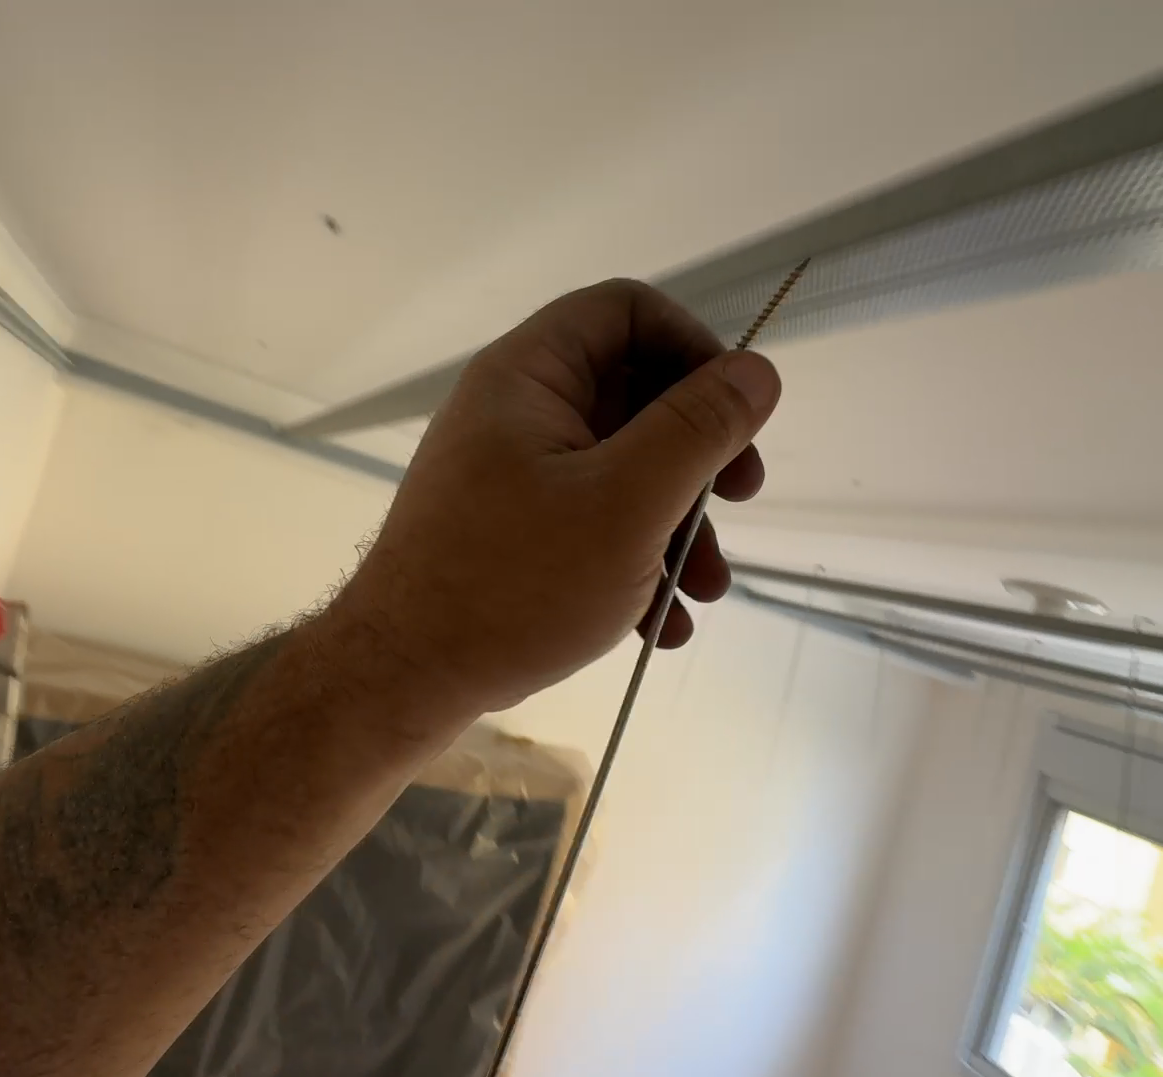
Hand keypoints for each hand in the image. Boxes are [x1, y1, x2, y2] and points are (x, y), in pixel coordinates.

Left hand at [332, 278, 781, 716]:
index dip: (693, 346)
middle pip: (631, 399)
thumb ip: (698, 428)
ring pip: (616, 473)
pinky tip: (661, 625)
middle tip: (738, 502)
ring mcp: (509, 476)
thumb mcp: (627, 502)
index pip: (626, 312)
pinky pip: (586, 523)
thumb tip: (758, 371)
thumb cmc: (516, 582)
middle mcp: (515, 414)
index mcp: (530, 376)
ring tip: (705, 594)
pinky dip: (630, 561)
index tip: (735, 410)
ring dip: (673, 527)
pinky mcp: (509, 531)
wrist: (404, 677)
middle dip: (696, 459)